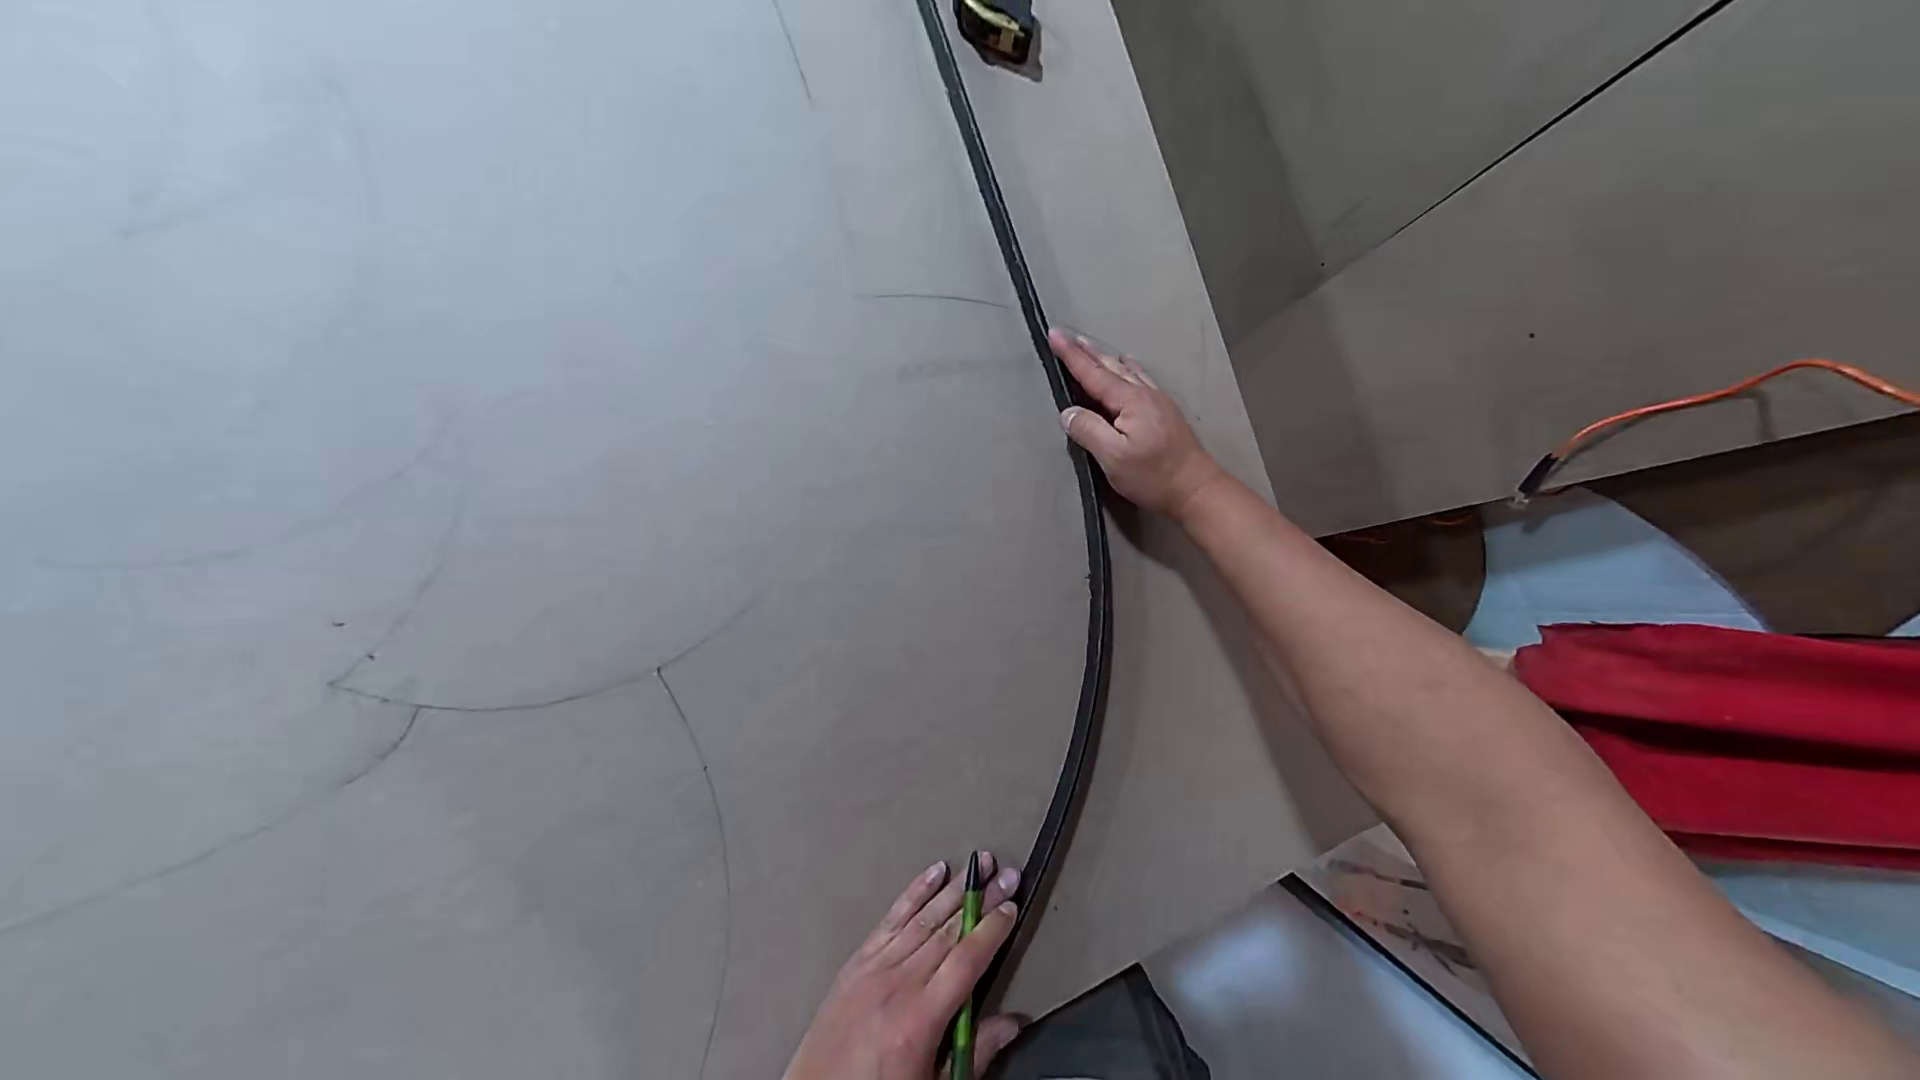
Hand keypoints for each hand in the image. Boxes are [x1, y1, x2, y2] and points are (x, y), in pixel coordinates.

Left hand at [783, 852, 1024, 1079]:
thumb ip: (975, 1050)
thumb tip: (1011, 1023)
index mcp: (920, 1018)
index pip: (967, 960)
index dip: (992, 930)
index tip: (1011, 908)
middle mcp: (898, 984)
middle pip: (950, 929)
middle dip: (982, 899)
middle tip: (1005, 874)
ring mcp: (875, 968)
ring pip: (924, 917)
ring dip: (955, 887)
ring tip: (978, 865)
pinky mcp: (857, 962)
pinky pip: (891, 918)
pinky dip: (914, 893)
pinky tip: (933, 874)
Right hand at [1050, 329, 1227, 521]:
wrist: (1196, 490)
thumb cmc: (1154, 476)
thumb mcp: (1113, 457)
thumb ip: (1088, 431)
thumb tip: (1068, 413)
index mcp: (1130, 401)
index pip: (1093, 374)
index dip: (1071, 356)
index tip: (1054, 335)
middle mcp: (1145, 394)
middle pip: (1110, 367)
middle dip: (1087, 352)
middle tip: (1068, 336)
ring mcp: (1158, 402)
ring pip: (1127, 372)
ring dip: (1106, 359)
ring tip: (1092, 349)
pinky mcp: (1165, 414)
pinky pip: (1141, 380)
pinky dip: (1127, 370)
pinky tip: (1129, 369)